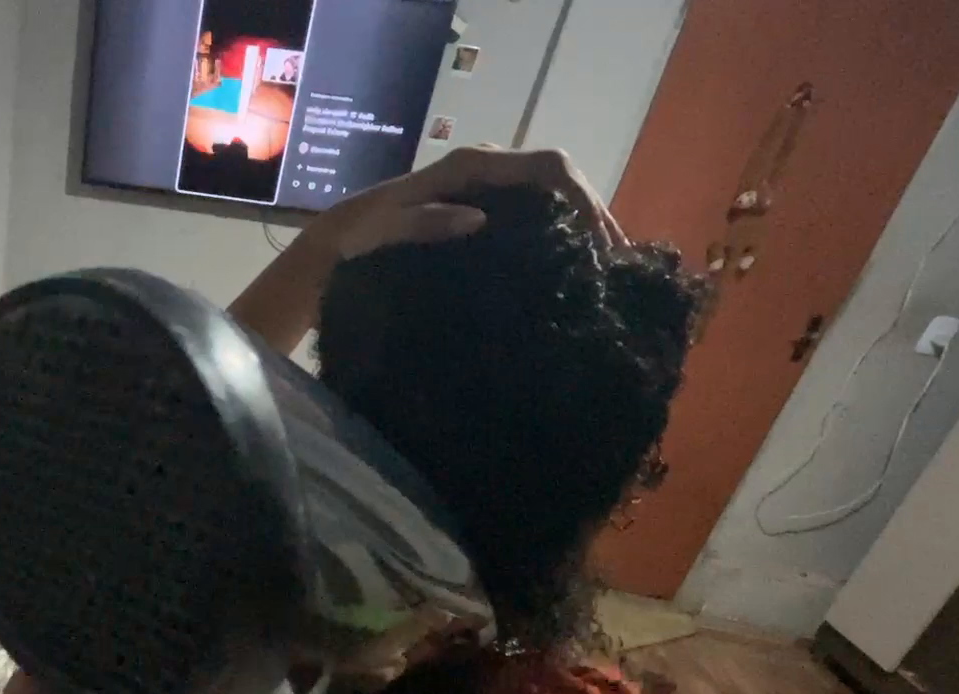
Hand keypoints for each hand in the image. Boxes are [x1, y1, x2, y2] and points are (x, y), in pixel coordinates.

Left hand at [319, 145, 623, 258]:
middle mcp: (483, 167)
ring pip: (547, 193)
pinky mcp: (476, 206)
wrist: (341, 236)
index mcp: (470, 167)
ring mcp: (483, 186)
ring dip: (578, 220)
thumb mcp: (389, 228)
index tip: (601, 237)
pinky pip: (527, 209)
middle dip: (591, 211)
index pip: (546, 168)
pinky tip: (565, 258)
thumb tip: (480, 219)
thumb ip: (428, 221)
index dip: (582, 196)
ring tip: (602, 261)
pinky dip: (552, 227)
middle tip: (616, 257)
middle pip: (557, 177)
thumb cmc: (363, 232)